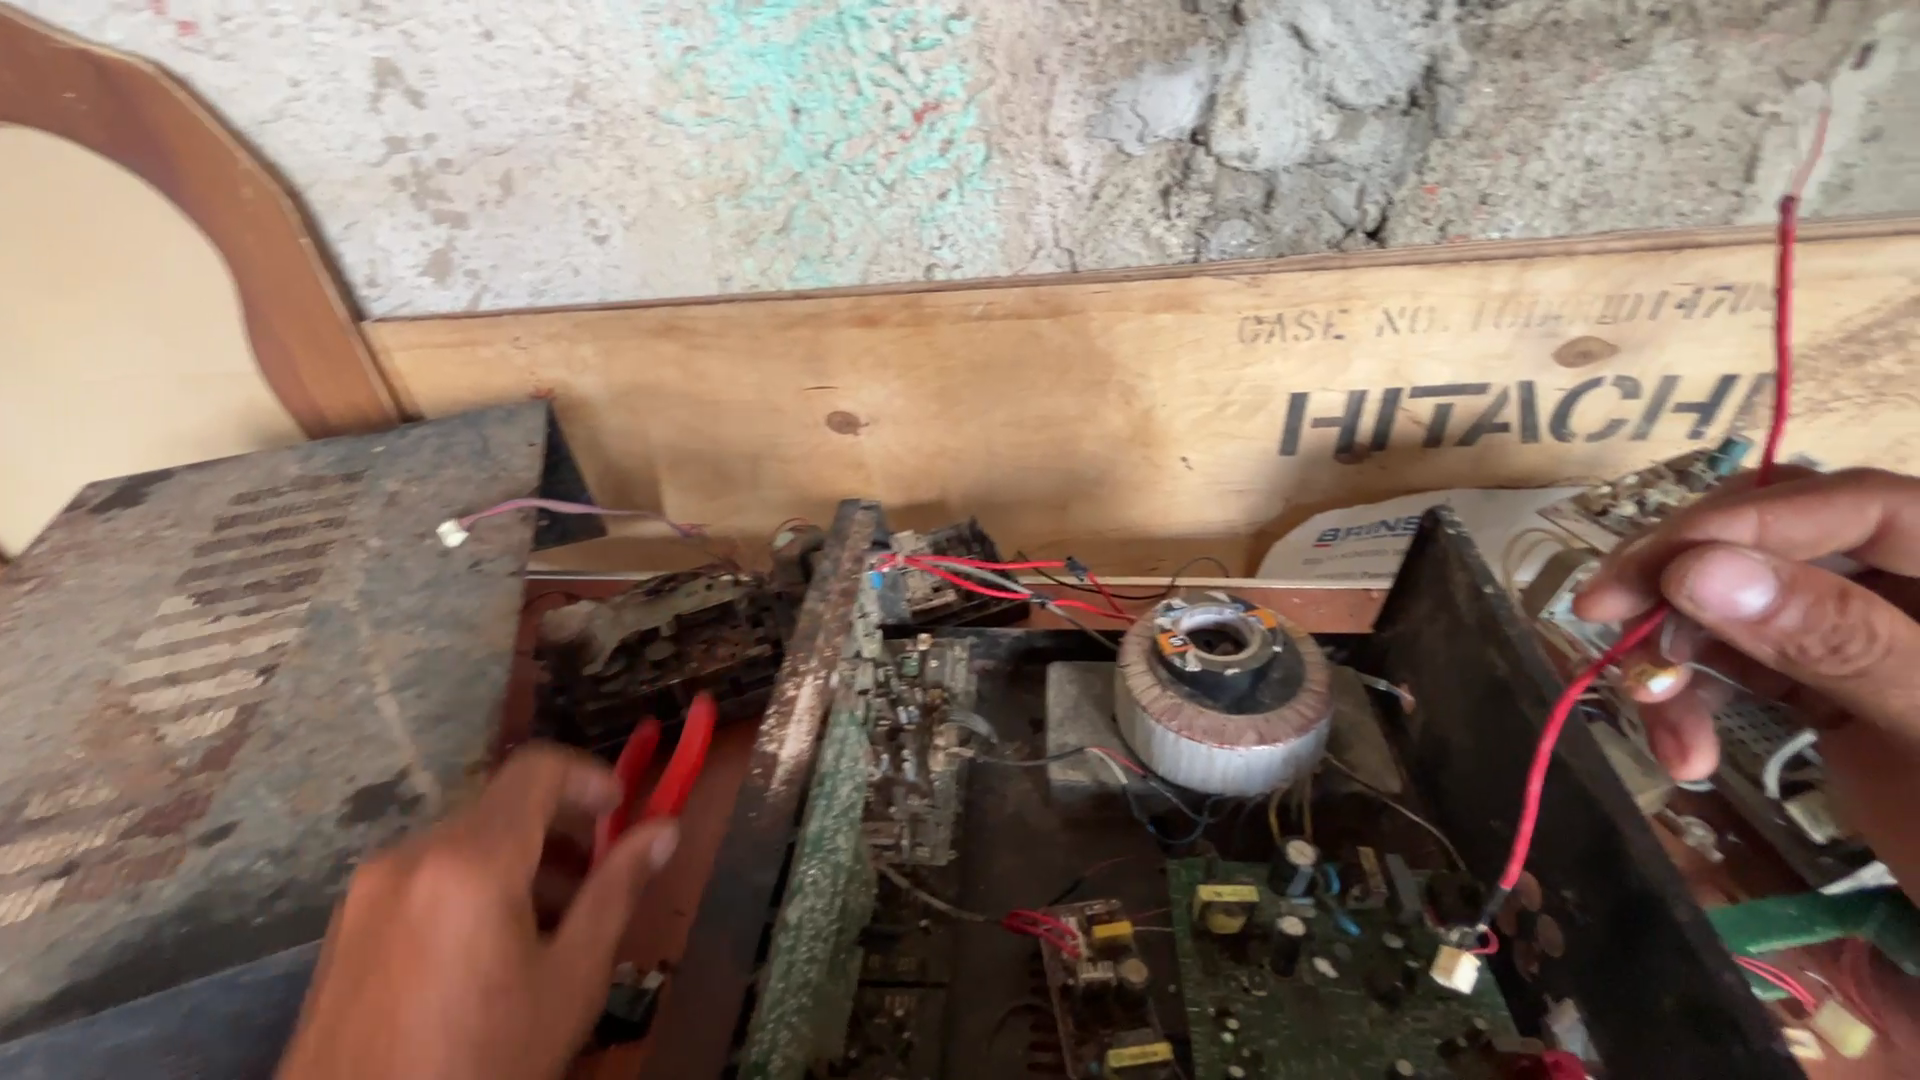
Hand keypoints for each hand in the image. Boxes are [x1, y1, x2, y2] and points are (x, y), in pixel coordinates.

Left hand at [276, 743, 679, 1079]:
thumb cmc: (485, 1065)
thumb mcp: (572, 977)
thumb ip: (619, 888)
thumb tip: (665, 828)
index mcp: (470, 861)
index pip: (538, 769)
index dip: (591, 778)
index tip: (622, 814)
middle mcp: (411, 857)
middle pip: (505, 806)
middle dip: (563, 829)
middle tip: (600, 879)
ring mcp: (368, 892)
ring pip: (467, 841)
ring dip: (523, 859)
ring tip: (554, 924)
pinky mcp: (346, 928)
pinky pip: (428, 875)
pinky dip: (477, 884)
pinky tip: (494, 951)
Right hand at [1575, 467, 1919, 897]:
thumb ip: (1836, 643)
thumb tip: (1696, 570)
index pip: (1857, 506)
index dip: (1739, 525)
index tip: (1636, 573)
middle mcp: (1919, 590)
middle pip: (1775, 543)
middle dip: (1681, 586)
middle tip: (1602, 616)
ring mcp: (1869, 636)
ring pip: (1734, 603)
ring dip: (1674, 659)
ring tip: (1659, 726)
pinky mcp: (1826, 680)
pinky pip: (1733, 661)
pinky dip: (1690, 700)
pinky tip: (1681, 752)